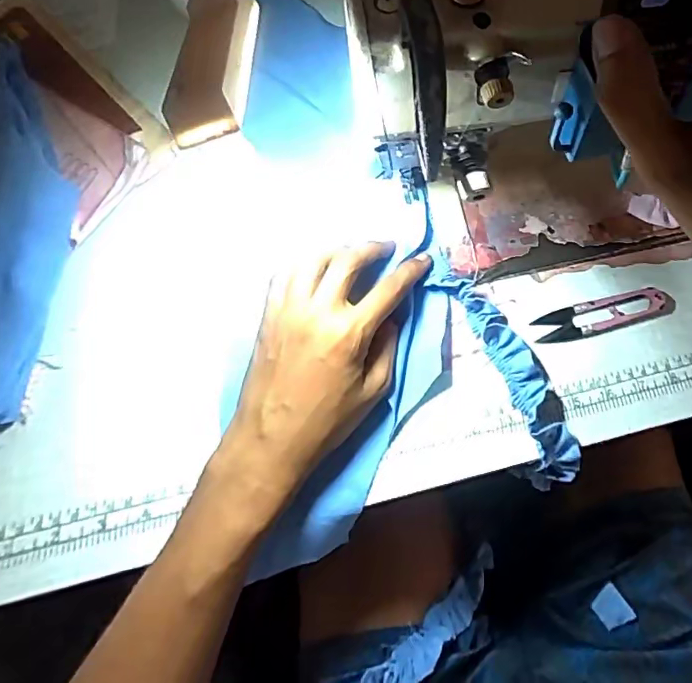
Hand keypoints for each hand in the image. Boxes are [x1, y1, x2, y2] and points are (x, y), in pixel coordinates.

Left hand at [206, 243, 428, 520]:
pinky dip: (305, 264)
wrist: (269, 441)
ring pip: (314, 260)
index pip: (389, 287)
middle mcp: (318, 313)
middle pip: (348, 260)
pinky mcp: (269, 316)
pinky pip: (286, 275)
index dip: (410, 269)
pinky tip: (317, 269)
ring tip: (351, 255)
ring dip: (338, 250)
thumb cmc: (327, 421)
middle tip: (386, 250)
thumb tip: (390, 317)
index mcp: (350, 333)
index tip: (422, 259)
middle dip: (373, 248)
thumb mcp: (375, 389)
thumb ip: (387, 346)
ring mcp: (289, 311)